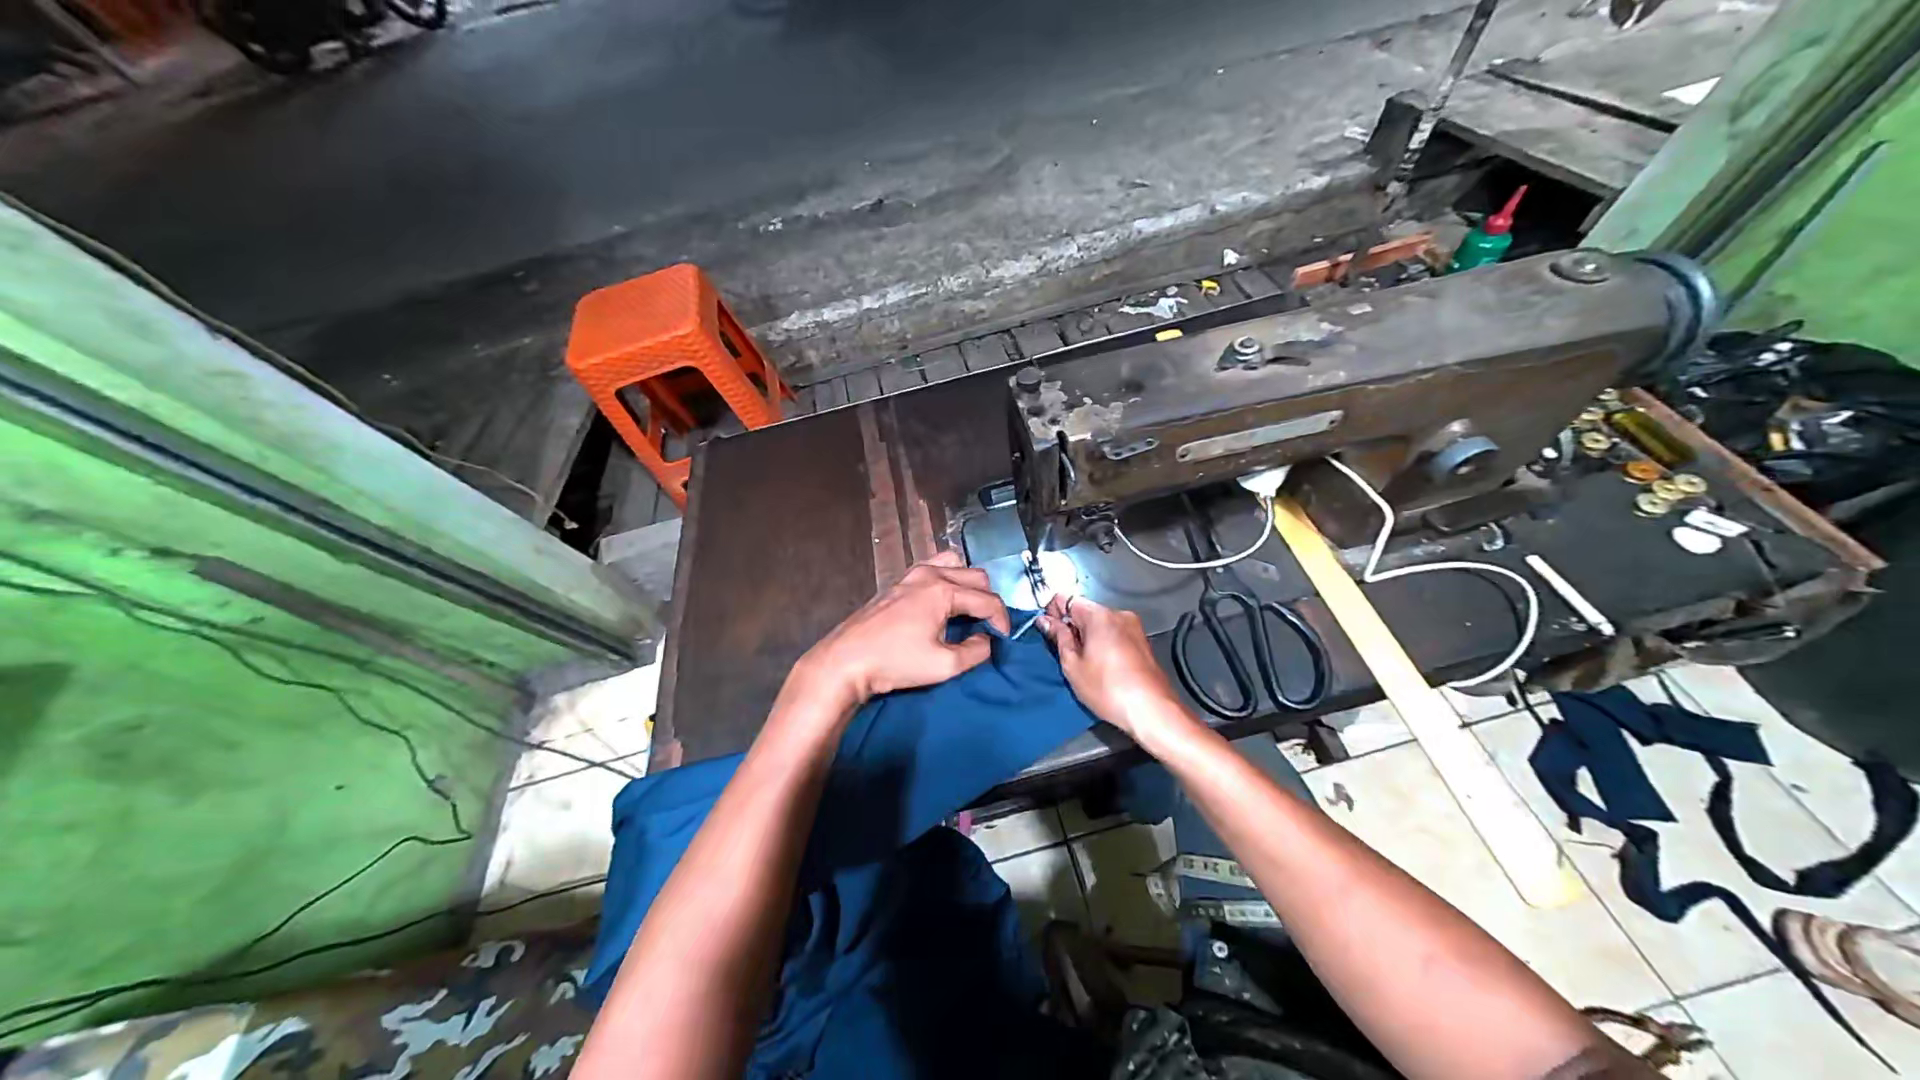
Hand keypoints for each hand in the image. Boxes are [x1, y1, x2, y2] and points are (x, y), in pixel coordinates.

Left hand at [788, 551, 1010, 713]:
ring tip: (967, 610)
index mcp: (943, 591)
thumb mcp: (944, 666)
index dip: (1002, 620)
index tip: (1004, 640)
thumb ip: (976, 651)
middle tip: (987, 627)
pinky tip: (942, 605)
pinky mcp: (896, 584)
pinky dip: (947, 580)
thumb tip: (987, 640)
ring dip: (968, 584)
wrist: (845, 662)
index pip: (988, 599)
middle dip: (988, 600)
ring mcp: (910, 576)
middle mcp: (929, 575)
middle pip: (976, 575)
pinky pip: (932, 569)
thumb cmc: (895, 663)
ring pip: (953, 565)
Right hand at [1037, 594, 1197, 745]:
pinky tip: (1101, 667)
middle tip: (1063, 652)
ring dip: (1087, 637)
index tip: (1047, 629)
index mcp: (1100, 615)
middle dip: (1071, 627)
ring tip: (1084, 664)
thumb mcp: (1073, 665)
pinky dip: (1103, 644)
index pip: (1066, 598)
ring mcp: (1134, 628)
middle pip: (1085, 611)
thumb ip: (1059, 638)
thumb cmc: (1110, 690)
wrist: (1151, 710)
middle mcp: (1119, 615)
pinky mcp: (1142, 642)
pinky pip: (1114, 634)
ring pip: (1100, 624)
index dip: (1052, 611)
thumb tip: (1047, 622)